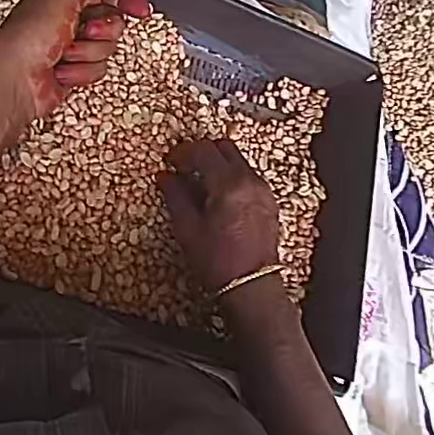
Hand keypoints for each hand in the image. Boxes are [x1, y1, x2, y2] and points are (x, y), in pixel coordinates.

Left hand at [0, 0, 153, 120]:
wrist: (15, 80)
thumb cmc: (28, 38)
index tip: (141, 9)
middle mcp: (69, 21)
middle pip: (113, 23)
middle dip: (104, 30)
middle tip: (86, 32)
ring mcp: (72, 48)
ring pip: (107, 49)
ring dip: (89, 53)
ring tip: (66, 54)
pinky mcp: (74, 72)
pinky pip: (97, 70)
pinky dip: (81, 72)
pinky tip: (62, 71)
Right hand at [159, 138, 281, 293]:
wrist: (251, 286)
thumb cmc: (217, 261)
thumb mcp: (187, 228)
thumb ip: (175, 196)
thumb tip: (165, 177)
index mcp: (229, 185)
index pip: (203, 150)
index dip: (182, 152)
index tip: (170, 161)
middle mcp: (250, 181)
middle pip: (223, 148)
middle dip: (201, 152)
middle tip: (183, 167)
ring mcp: (263, 191)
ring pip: (237, 161)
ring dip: (217, 164)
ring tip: (198, 184)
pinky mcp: (268, 202)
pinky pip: (247, 177)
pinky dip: (230, 178)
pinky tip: (217, 197)